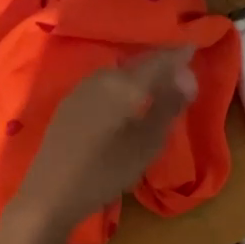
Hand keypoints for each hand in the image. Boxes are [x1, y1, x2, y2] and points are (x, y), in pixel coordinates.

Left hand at [6, 47, 196, 239]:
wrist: (49, 194)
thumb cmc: (103, 172)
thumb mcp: (145, 144)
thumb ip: (167, 107)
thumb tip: (188, 76)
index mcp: (122, 84)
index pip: (159, 60)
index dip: (179, 55)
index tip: (195, 48)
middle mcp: (100, 78)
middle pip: (137, 65)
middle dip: (159, 65)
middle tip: (179, 71)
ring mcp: (80, 91)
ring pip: (118, 75)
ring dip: (139, 78)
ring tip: (156, 87)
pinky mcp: (69, 107)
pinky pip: (104, 87)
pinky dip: (122, 89)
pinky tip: (126, 103)